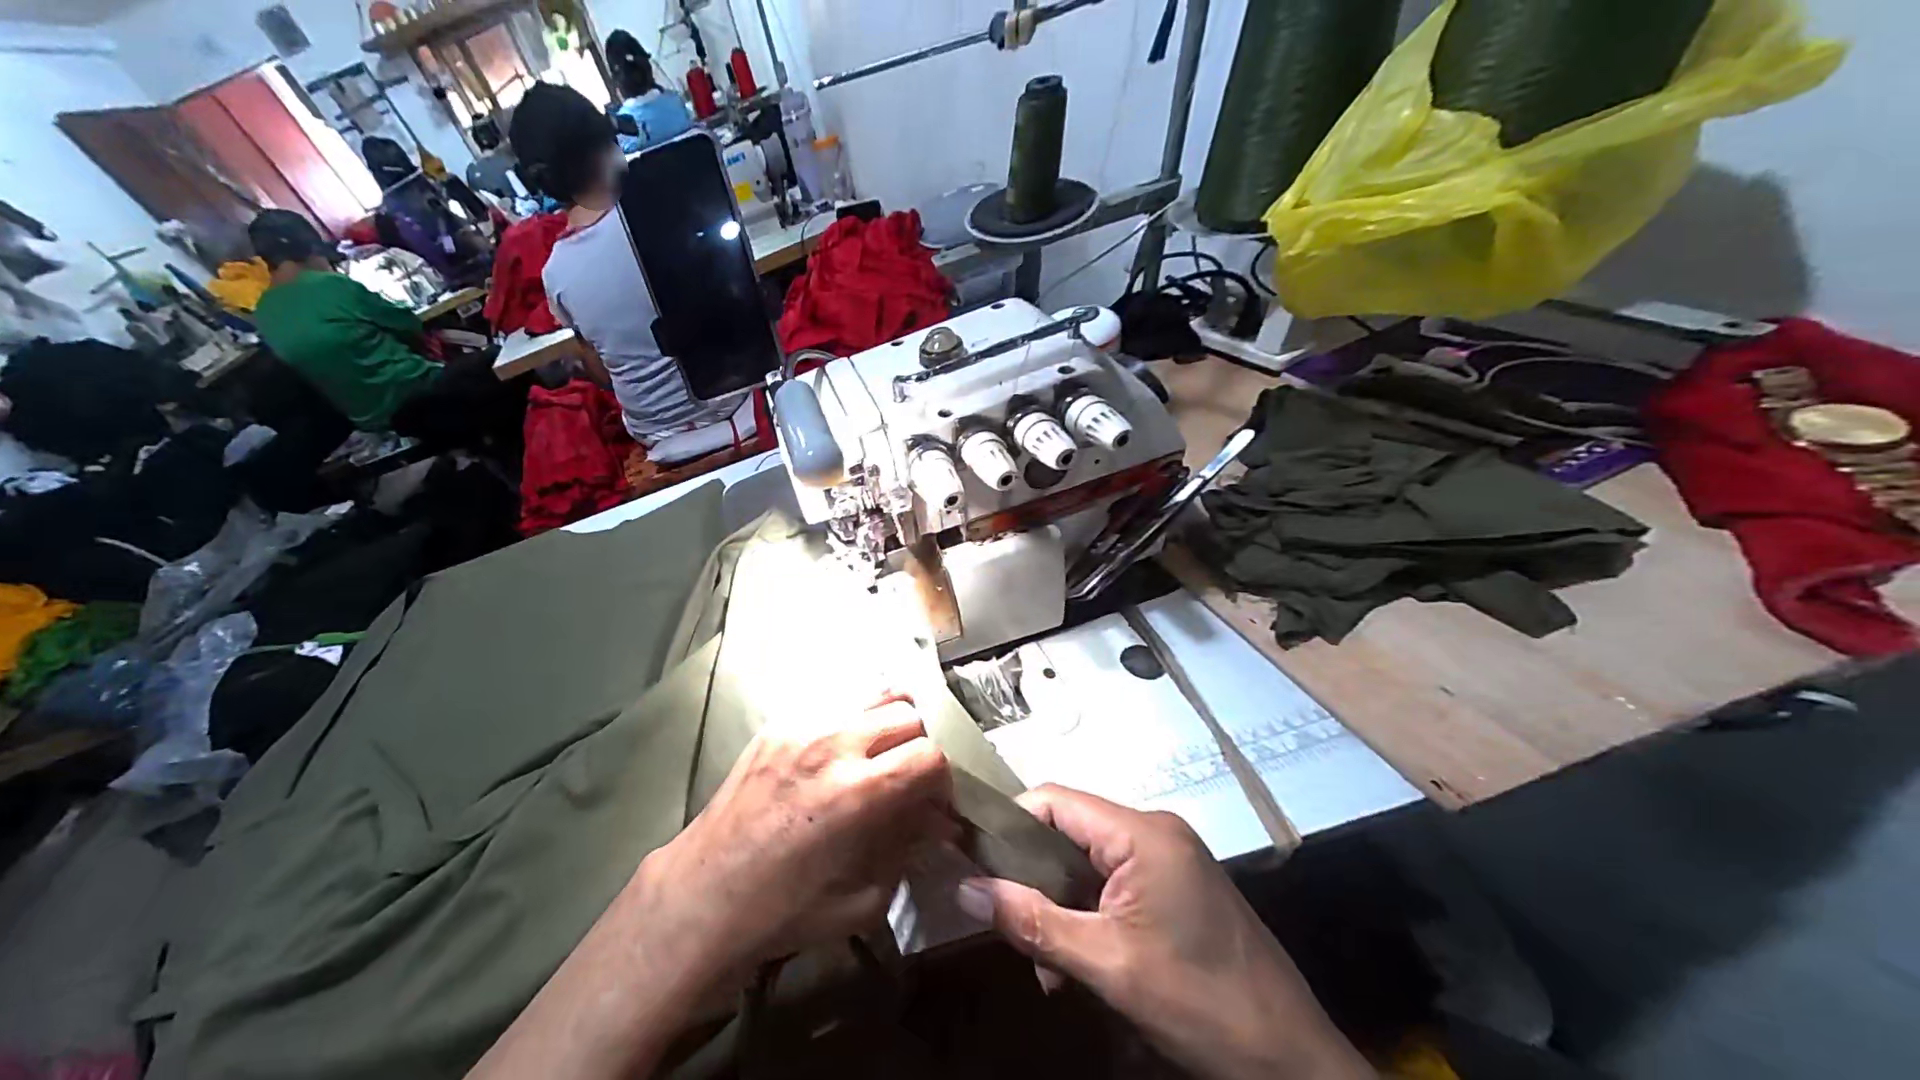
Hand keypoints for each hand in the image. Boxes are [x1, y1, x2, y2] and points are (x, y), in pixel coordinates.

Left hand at [637, 692, 954, 985]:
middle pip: (908, 714)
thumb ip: (909, 847)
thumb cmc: (784, 911)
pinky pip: (834, 701)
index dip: (942, 780)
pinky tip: (842, 749)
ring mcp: (801, 727)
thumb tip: (939, 820)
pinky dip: (853, 718)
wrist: (703, 897)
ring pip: (874, 693)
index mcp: (858, 793)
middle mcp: (833, 746)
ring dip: (889, 721)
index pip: (930, 756)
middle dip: (919, 746)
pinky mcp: (777, 724)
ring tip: (880, 753)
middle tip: (908, 777)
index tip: (934, 802)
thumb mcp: (864, 899)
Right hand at [957, 786, 1371, 1079]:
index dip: (1010, 824)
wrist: (1291, 1059)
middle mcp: (1155, 831)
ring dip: (1060, 907)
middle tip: (1011, 926)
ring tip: (1048, 967)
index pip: (1055, 801)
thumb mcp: (1106, 964)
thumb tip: (964, 888)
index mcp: (1142, 833)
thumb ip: (1031, 921)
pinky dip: (1089, 916)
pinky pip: (1115, 884)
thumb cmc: (1199, 1001)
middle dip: (1035, 879)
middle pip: (1070, 832)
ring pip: (1088, 863)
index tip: (975, 862)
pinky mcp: (1177, 885)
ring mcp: (1170, 858)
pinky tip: (1079, 964)